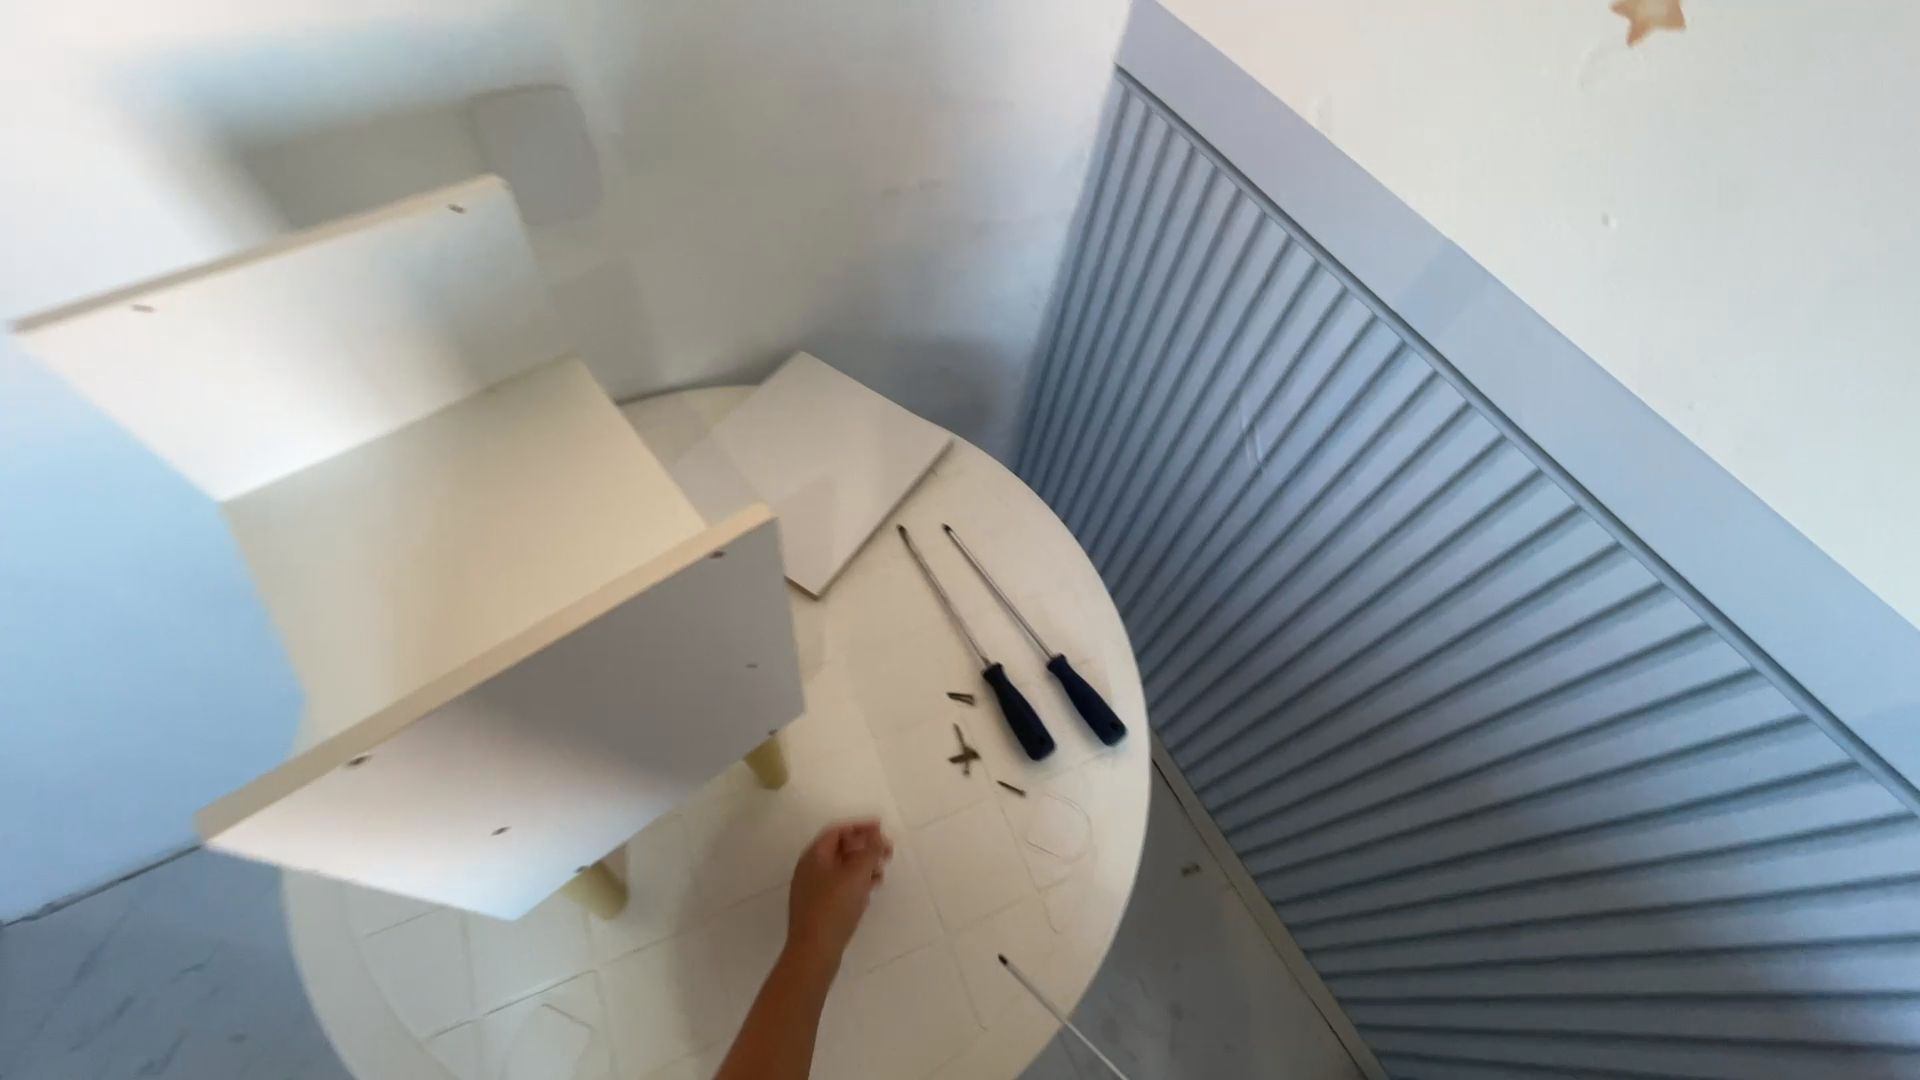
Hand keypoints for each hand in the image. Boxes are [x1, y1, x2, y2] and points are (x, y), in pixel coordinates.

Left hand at [786, 820, 892, 965]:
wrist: (813, 952)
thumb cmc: (835, 907)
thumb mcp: (857, 874)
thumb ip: (870, 850)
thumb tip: (877, 834)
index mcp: (814, 855)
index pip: (838, 830)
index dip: (861, 826)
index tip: (881, 828)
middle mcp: (809, 869)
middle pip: (840, 849)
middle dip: (864, 847)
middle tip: (886, 852)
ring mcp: (811, 890)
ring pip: (841, 869)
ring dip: (862, 866)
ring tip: (881, 873)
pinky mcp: (817, 908)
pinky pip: (839, 887)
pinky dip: (856, 883)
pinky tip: (869, 892)